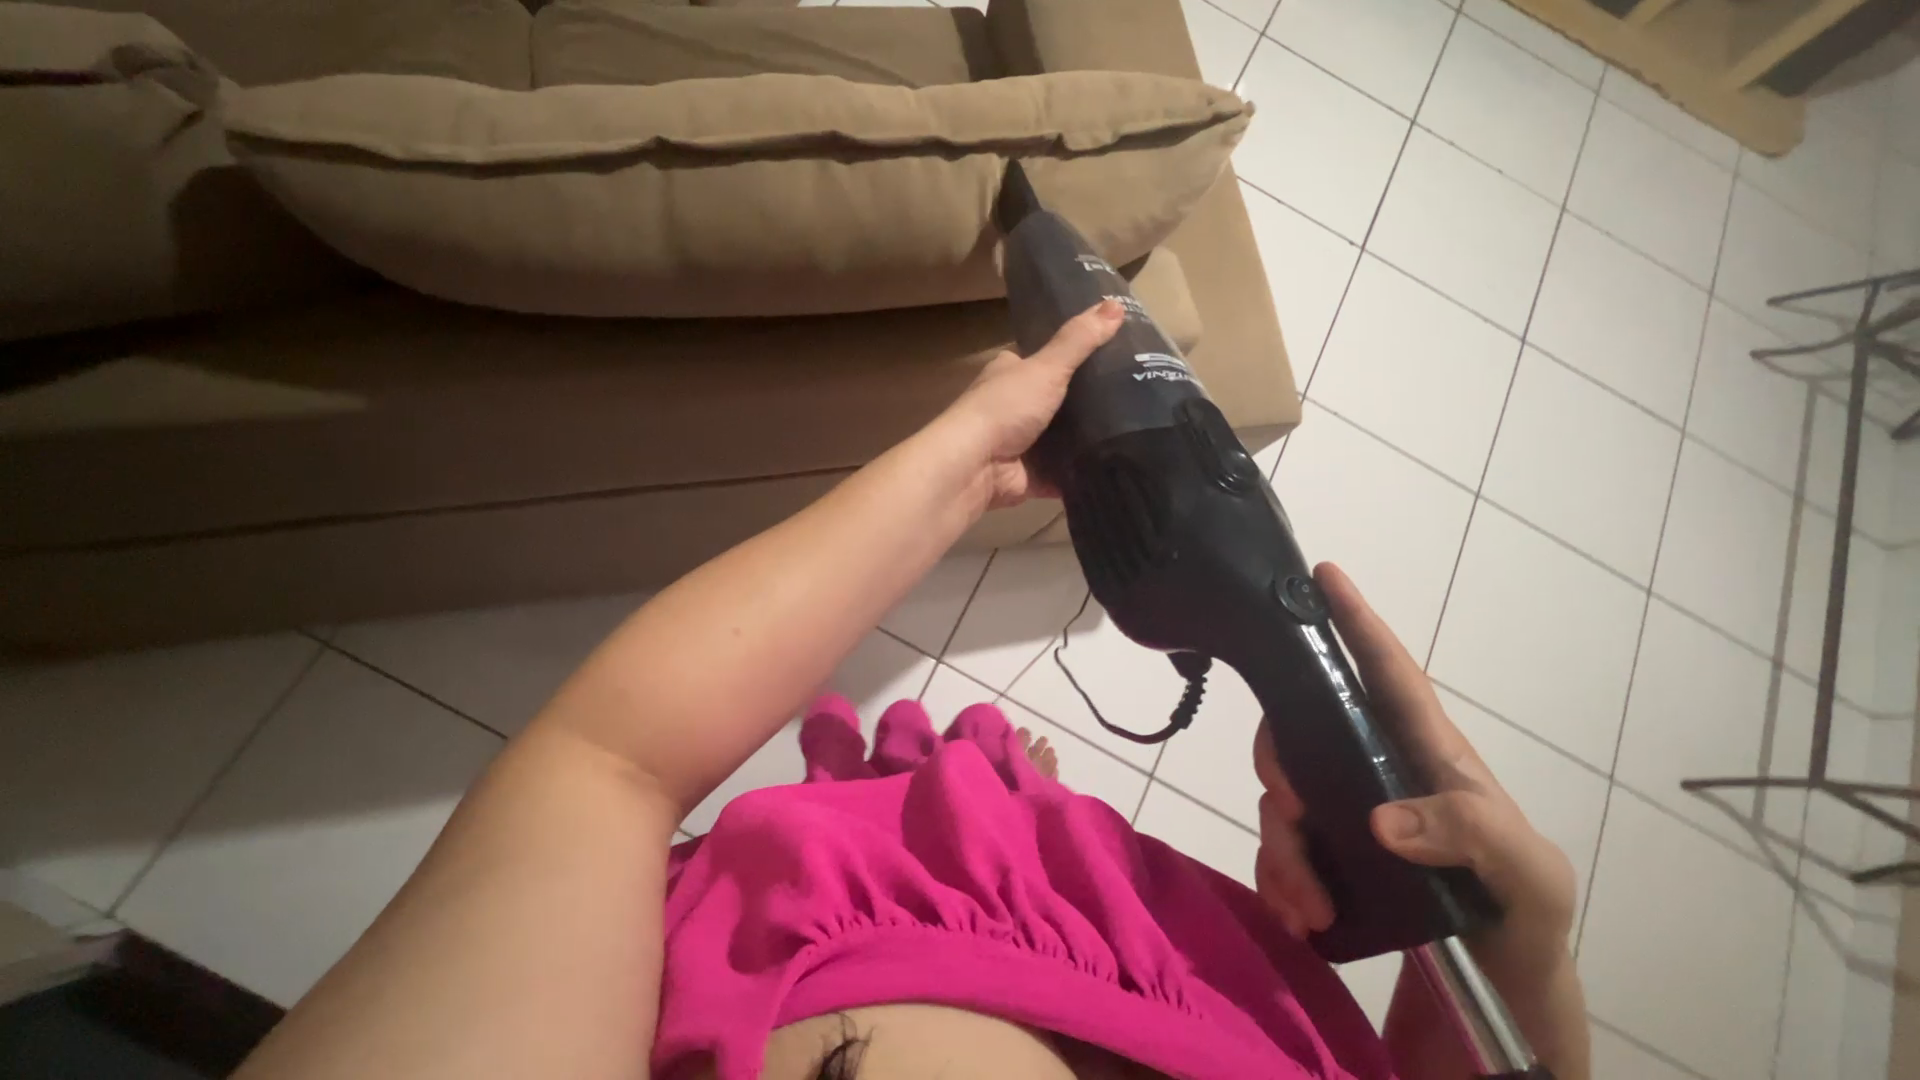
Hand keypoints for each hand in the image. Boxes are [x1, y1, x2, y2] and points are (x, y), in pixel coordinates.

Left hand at [936, 299, 1124, 509]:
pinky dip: (1082, 474)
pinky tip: (1115, 467)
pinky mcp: (1030, 477)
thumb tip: (1117, 302)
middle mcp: (1012, 407)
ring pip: (1062, 440)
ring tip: (1134, 431)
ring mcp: (1021, 444)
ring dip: (1087, 440)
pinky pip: (1062, 475)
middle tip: (1133, 397)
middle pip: (1057, 401)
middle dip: (1087, 403)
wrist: (974, 465)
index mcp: (1009, 373)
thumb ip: (1080, 340)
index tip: (1113, 356)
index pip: (1043, 359)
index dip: (1073, 357)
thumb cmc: (1005, 407)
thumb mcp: (1047, 367)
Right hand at [1253, 563, 1577, 976]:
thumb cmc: (1523, 915)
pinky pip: (1271, 849)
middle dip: (1281, 764)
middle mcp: (1372, 771)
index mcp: (1425, 754)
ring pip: (1277, 798)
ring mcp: (1341, 815)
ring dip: (1283, 853)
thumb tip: (1379, 818)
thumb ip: (1471, 833)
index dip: (1356, 621)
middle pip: (1299, 730)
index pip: (1388, 674)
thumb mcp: (1528, 877)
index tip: (1323, 575)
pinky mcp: (1319, 859)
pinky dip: (1274, 881)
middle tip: (1295, 815)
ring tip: (1312, 909)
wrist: (1497, 995)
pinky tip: (1300, 917)